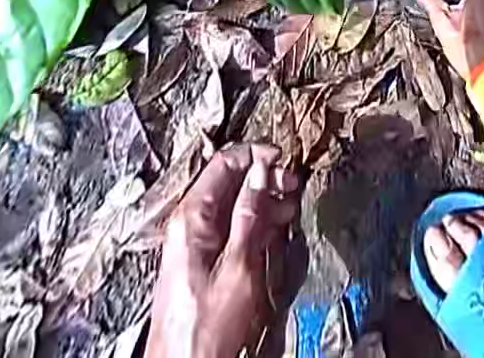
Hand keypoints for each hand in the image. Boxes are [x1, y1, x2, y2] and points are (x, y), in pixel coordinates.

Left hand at [147, 144, 300, 357]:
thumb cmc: (207, 329)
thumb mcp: (238, 266)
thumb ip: (250, 213)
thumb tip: (261, 170)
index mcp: (192, 216)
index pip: (224, 162)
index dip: (255, 155)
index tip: (282, 159)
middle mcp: (191, 222)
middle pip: (230, 181)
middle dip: (264, 177)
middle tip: (292, 184)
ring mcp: (198, 240)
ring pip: (234, 203)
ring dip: (264, 199)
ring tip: (291, 204)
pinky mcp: (206, 259)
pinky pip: (233, 226)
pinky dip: (257, 221)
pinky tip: (277, 225)